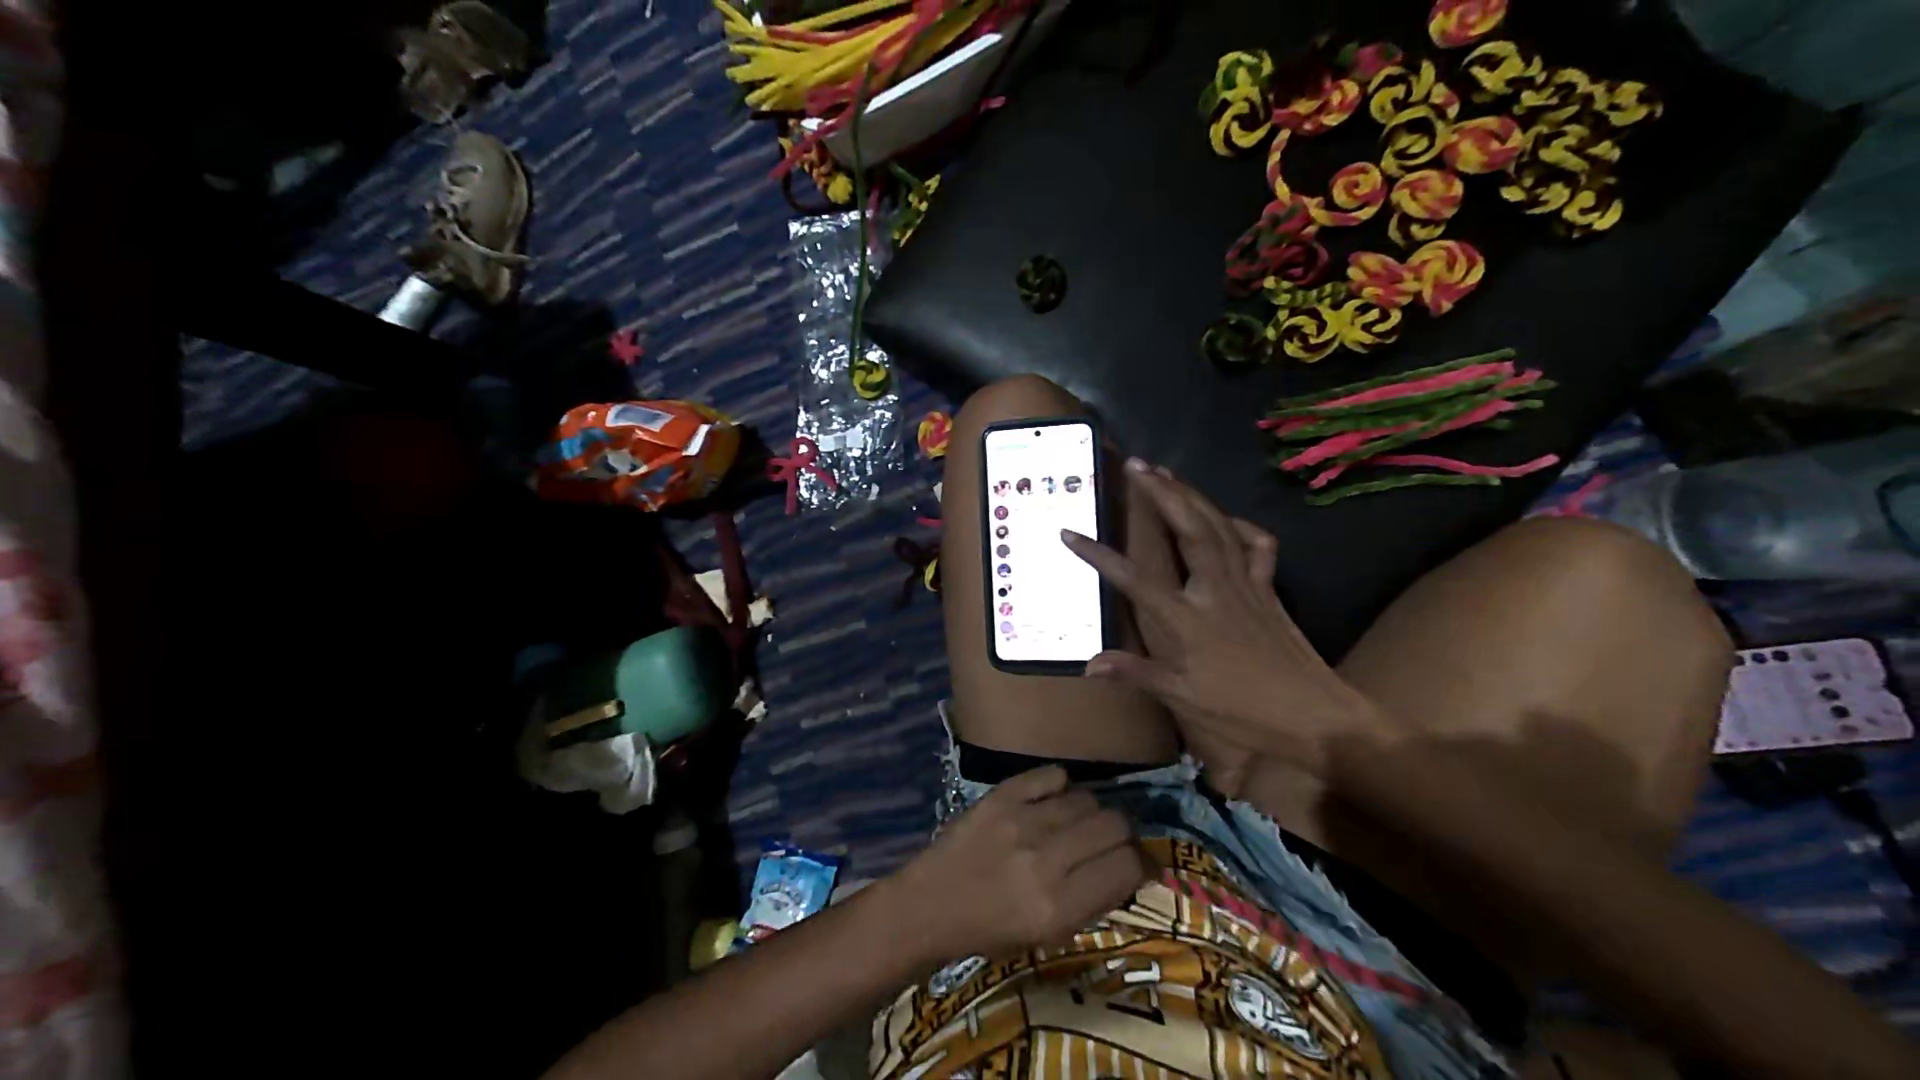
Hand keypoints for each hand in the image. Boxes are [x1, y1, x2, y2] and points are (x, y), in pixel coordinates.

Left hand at [893, 766, 1145, 958]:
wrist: (931, 904)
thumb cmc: (991, 929)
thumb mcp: (1050, 934)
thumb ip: (1093, 900)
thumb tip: (1132, 866)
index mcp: (1059, 906)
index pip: (1127, 866)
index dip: (1141, 863)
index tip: (1135, 863)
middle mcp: (1046, 861)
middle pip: (1115, 825)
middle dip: (1121, 834)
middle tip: (1108, 841)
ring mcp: (1021, 822)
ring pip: (1088, 799)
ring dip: (1091, 812)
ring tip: (1075, 823)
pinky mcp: (1001, 797)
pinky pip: (1053, 775)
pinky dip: (1060, 786)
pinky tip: (1052, 800)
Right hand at [1062, 459, 1391, 772]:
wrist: (1316, 717)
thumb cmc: (1244, 711)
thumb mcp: (1185, 699)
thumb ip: (1137, 674)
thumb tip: (1089, 663)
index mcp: (1189, 619)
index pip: (1136, 579)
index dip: (1100, 556)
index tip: (1070, 533)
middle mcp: (1216, 591)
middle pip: (1189, 529)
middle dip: (1162, 494)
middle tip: (1138, 466)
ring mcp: (1247, 585)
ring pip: (1220, 527)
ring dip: (1193, 495)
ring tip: (1168, 472)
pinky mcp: (1269, 589)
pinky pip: (1256, 546)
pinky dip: (1240, 525)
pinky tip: (1225, 517)